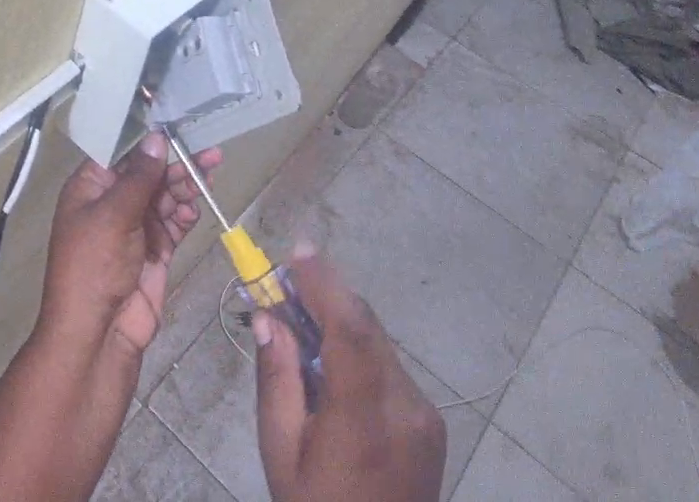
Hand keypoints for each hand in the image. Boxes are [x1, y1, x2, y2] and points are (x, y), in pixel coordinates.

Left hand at [36, 131, 222, 358]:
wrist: (98, 332)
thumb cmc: (93, 265)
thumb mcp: (112, 215)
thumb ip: (139, 177)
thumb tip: (156, 139)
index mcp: (88, 188)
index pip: (118, 154)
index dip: (146, 142)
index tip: (176, 127)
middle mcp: (110, 204)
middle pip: (147, 175)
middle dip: (175, 166)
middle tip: (209, 156)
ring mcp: (133, 229)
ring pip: (164, 198)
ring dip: (184, 188)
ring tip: (208, 176)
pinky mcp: (154, 251)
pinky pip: (173, 225)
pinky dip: (186, 215)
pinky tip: (196, 208)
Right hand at [254, 247, 445, 501]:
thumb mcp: (280, 448)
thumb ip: (277, 378)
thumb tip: (268, 317)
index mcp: (363, 418)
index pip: (348, 331)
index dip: (324, 284)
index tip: (298, 251)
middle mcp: (405, 407)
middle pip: (366, 327)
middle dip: (326, 293)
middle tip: (284, 279)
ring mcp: (424, 414)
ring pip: (377, 343)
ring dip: (340, 320)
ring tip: (298, 319)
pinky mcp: (430, 422)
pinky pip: (388, 366)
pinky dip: (356, 348)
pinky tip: (329, 360)